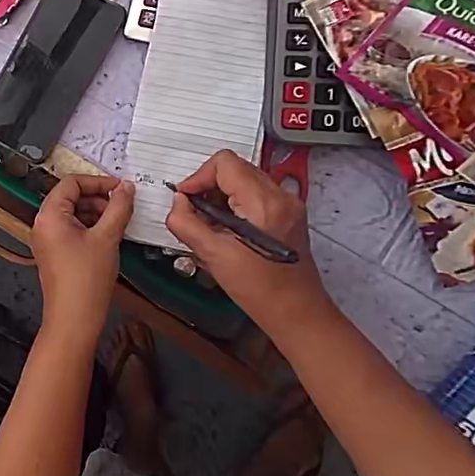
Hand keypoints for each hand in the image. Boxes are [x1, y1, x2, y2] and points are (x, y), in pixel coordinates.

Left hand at [31, 175, 132, 339]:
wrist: (74, 317)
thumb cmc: (85, 281)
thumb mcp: (107, 237)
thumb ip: (119, 207)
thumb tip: (126, 189)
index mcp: (49, 215)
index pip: (71, 182)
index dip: (98, 182)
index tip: (120, 188)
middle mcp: (43, 224)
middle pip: (71, 196)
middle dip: (98, 198)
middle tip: (122, 206)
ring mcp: (47, 239)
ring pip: (73, 213)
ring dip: (96, 213)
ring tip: (118, 223)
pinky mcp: (54, 252)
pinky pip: (72, 229)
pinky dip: (91, 227)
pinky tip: (109, 236)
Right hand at [165, 150, 330, 331]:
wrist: (296, 312)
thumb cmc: (259, 289)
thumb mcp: (212, 255)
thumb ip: (186, 223)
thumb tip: (178, 203)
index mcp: (263, 202)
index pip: (224, 163)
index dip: (198, 177)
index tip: (185, 199)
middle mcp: (280, 196)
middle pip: (235, 168)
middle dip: (208, 186)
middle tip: (194, 212)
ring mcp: (288, 204)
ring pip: (245, 180)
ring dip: (221, 195)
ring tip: (210, 224)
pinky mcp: (289, 214)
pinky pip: (256, 194)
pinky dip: (236, 204)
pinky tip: (227, 229)